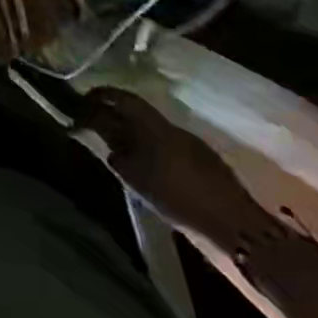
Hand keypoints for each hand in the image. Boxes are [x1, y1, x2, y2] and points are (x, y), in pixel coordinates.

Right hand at [77, 87, 279, 246]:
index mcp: (153, 127)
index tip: (83, 100)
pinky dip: (149, 141)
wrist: (234, 222)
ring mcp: (190, 140)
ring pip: (152, 125)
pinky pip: (166, 138)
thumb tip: (109, 147)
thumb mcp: (139, 180)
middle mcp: (171, 127)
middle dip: (115, 112)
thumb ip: (120, 159)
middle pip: (137, 110)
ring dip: (133, 127)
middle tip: (95, 120)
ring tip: (117, 141)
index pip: (123, 99)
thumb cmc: (180, 199)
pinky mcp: (202, 156)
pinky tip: (146, 159)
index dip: (101, 96)